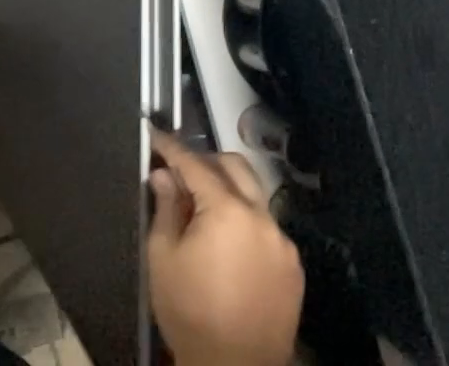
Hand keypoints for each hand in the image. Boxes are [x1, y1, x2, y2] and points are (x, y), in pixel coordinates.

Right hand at [147, 126, 304, 365]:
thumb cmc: (190, 312)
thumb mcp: (163, 257)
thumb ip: (166, 208)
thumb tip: (163, 176)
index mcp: (228, 211)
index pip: (196, 165)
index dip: (172, 148)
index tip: (155, 136)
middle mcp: (262, 218)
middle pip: (236, 167)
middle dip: (207, 160)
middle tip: (179, 169)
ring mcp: (283, 244)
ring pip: (255, 197)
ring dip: (229, 191)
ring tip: (201, 208)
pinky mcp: (293, 268)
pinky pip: (267, 228)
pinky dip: (245, 221)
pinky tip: (226, 243)